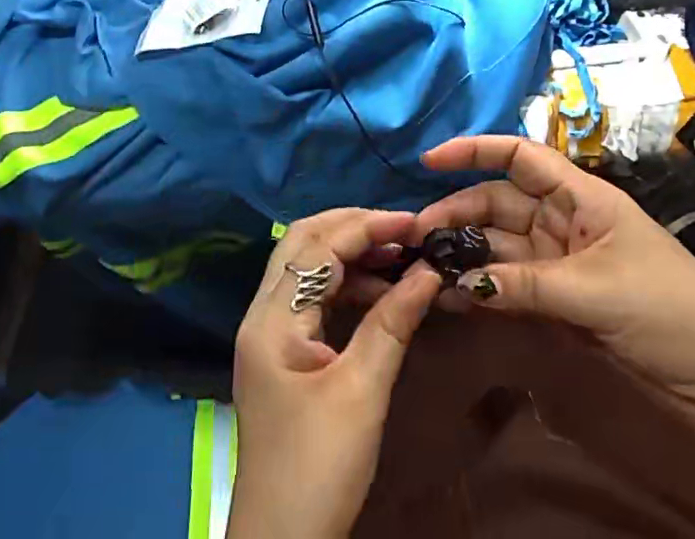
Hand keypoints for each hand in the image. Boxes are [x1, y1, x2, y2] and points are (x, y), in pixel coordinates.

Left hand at [229, 209, 441, 538]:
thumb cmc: (318, 468)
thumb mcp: (362, 391)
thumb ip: (393, 322)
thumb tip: (431, 269)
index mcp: (272, 321)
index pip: (318, 246)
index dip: (368, 227)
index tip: (416, 225)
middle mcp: (263, 315)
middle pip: (304, 244)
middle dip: (355, 228)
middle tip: (405, 233)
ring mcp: (270, 334)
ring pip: (308, 267)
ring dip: (353, 254)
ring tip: (401, 259)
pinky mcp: (283, 353)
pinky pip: (314, 297)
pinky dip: (348, 284)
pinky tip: (382, 293)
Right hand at [416, 137, 694, 421]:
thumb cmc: (667, 308)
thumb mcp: (594, 290)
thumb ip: (525, 284)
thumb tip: (459, 285)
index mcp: (582, 196)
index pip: (521, 157)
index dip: (475, 151)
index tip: (429, 160)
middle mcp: (566, 220)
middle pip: (500, 203)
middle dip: (458, 214)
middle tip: (417, 238)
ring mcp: (561, 260)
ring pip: (500, 246)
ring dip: (465, 256)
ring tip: (425, 271)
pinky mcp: (559, 298)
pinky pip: (511, 284)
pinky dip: (483, 289)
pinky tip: (453, 299)